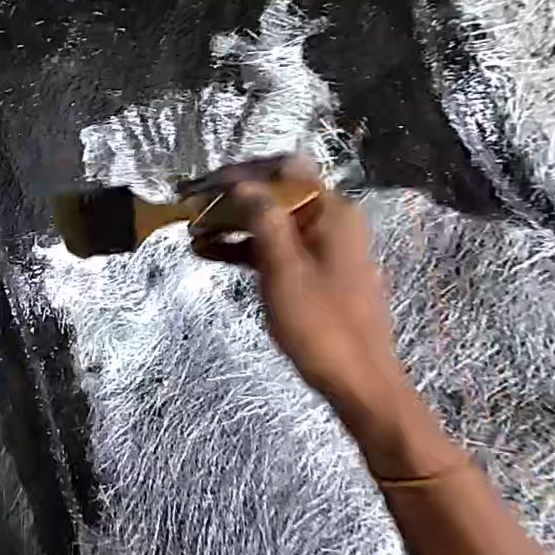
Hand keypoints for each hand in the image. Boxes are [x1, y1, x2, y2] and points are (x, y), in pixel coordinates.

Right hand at [188, 158, 409, 414]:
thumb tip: (242, 183)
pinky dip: (248, 248)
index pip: (283, 170)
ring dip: (234, 223)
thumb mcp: (284, 269)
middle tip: (192, 206)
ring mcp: (325, 247)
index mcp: (332, 211)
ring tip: (194, 231)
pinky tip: (211, 253)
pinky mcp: (317, 272)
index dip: (240, 173)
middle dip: (232, 198)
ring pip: (273, 221)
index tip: (203, 186)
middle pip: (276, 193)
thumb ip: (264, 219)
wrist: (362, 385)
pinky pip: (278, 248)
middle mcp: (331, 220)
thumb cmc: (322, 325)